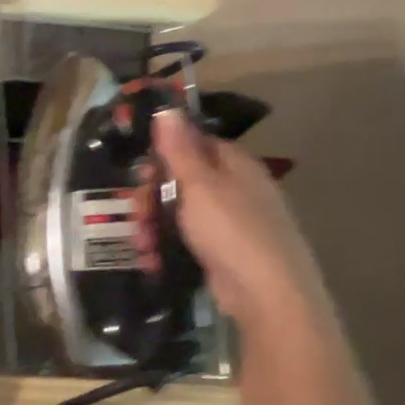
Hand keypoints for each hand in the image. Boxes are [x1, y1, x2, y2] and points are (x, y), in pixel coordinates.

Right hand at [152, 110, 326, 323]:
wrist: (267, 296)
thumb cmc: (232, 231)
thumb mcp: (199, 185)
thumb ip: (179, 148)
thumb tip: (167, 108)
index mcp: (235, 165)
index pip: (193, 144)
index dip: (163, 154)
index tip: (141, 172)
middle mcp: (235, 189)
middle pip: (180, 179)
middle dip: (151, 196)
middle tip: (137, 213)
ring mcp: (229, 222)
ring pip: (178, 211)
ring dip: (152, 224)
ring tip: (142, 244)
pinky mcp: (222, 251)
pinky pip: (185, 238)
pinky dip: (165, 245)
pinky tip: (152, 259)